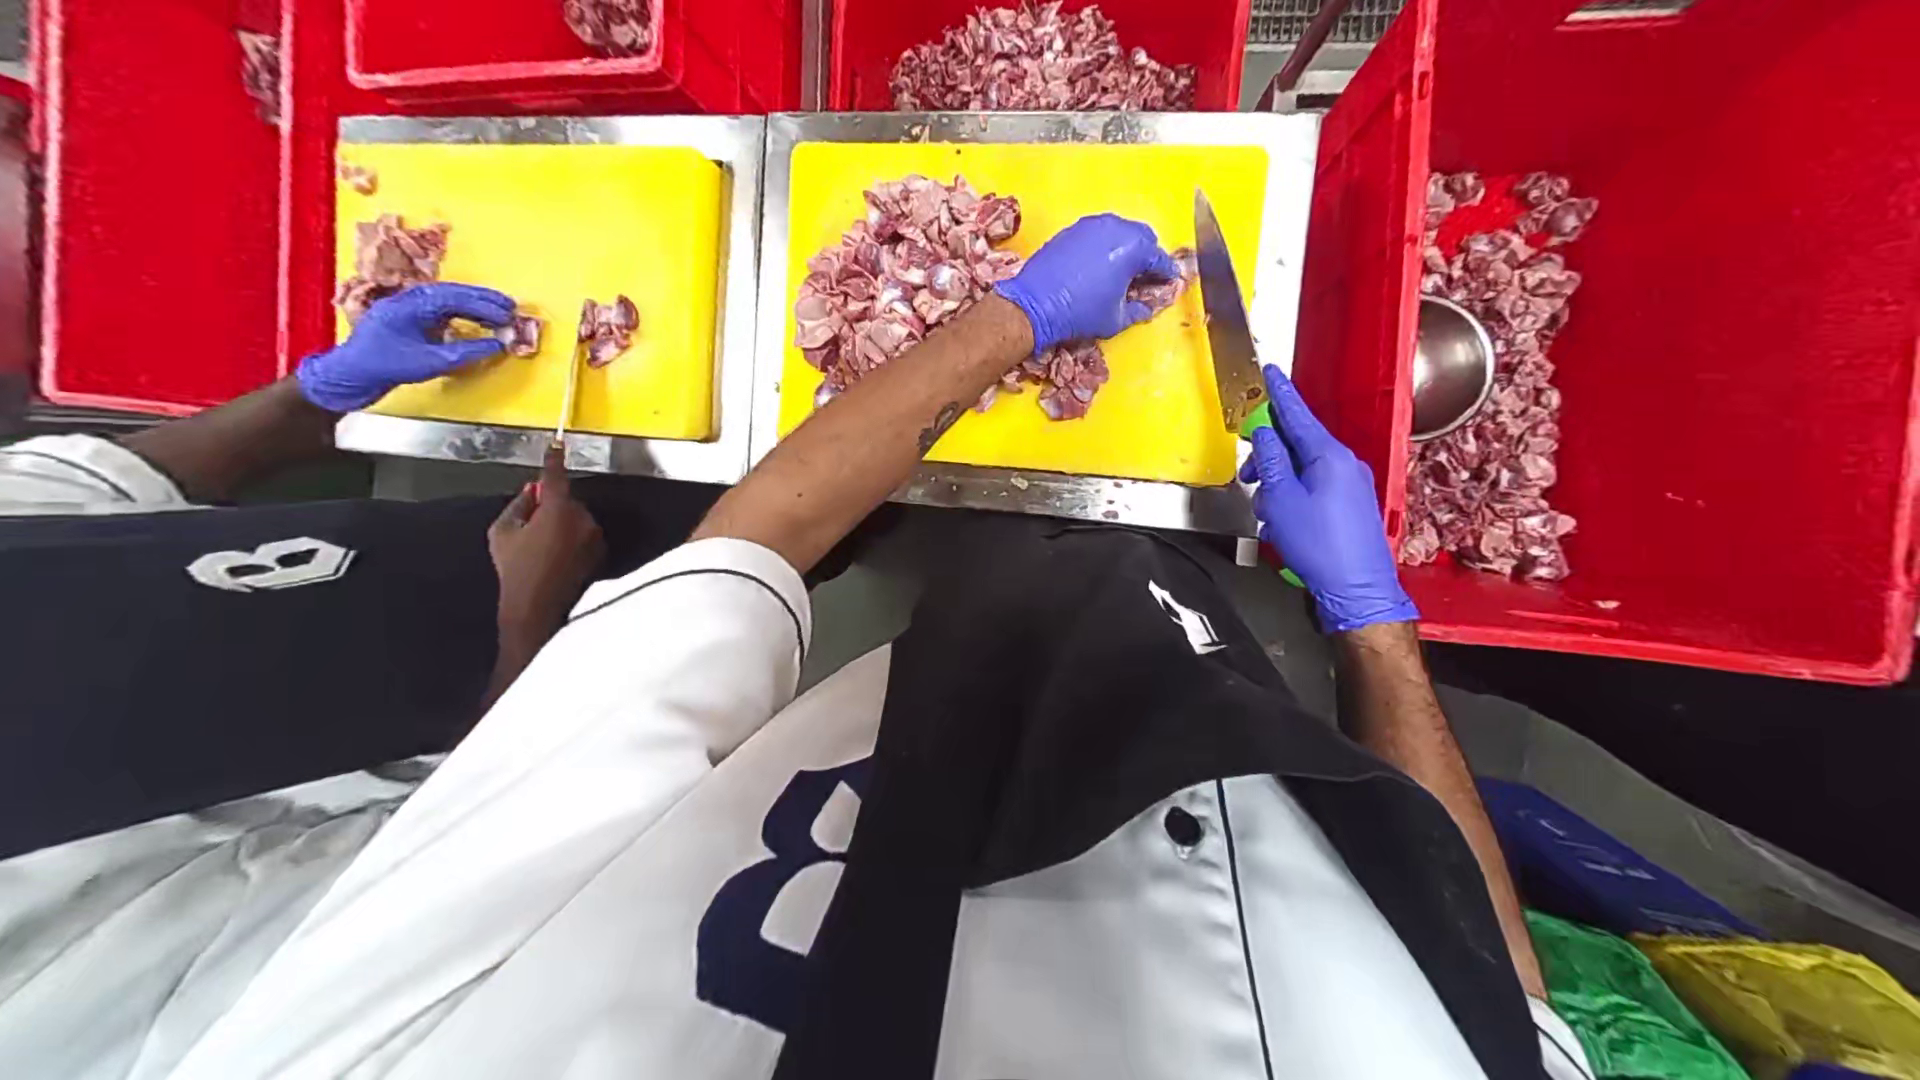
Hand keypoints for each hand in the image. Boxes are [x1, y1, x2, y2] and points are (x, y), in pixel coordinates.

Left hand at [296, 283, 515, 411]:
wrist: (352, 373)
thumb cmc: (388, 366)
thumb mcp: (431, 362)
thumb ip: (467, 352)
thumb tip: (498, 345)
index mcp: (408, 305)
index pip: (452, 298)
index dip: (483, 306)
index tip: (507, 316)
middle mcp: (407, 299)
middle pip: (451, 291)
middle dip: (483, 298)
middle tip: (511, 306)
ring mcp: (408, 306)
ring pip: (447, 297)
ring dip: (475, 303)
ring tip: (500, 311)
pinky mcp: (411, 316)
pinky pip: (442, 307)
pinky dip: (465, 311)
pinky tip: (479, 319)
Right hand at [488, 445, 605, 648]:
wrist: (539, 606)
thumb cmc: (516, 568)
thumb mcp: (503, 531)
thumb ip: (520, 504)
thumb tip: (534, 490)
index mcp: (559, 508)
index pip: (556, 476)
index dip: (554, 460)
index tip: (556, 444)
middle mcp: (585, 518)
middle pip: (568, 500)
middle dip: (553, 506)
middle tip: (531, 526)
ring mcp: (596, 535)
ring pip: (578, 518)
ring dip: (564, 523)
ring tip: (542, 547)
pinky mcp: (602, 551)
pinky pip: (585, 535)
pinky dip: (573, 538)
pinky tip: (557, 556)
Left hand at [994, 213, 1178, 351]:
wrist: (1035, 305)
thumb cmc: (1080, 313)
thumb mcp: (1116, 319)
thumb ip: (1138, 310)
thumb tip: (1146, 307)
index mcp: (1133, 248)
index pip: (1158, 258)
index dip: (1165, 272)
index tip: (1167, 282)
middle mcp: (1115, 228)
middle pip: (1141, 237)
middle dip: (1146, 255)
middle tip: (1144, 276)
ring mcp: (1091, 225)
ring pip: (1119, 231)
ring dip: (1125, 247)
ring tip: (1121, 270)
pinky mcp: (1072, 230)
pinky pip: (1097, 234)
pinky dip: (1103, 246)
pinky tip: (1098, 265)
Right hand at [1239, 364, 1418, 633]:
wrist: (1356, 586)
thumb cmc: (1319, 544)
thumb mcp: (1281, 499)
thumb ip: (1271, 462)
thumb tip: (1265, 434)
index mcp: (1330, 457)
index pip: (1299, 415)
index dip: (1280, 394)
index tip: (1271, 372)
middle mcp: (1345, 464)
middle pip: (1298, 445)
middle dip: (1268, 457)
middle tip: (1248, 476)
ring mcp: (1350, 484)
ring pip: (1303, 468)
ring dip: (1277, 483)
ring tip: (1267, 510)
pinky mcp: (1349, 503)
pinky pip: (1313, 487)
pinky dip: (1292, 496)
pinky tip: (1282, 520)